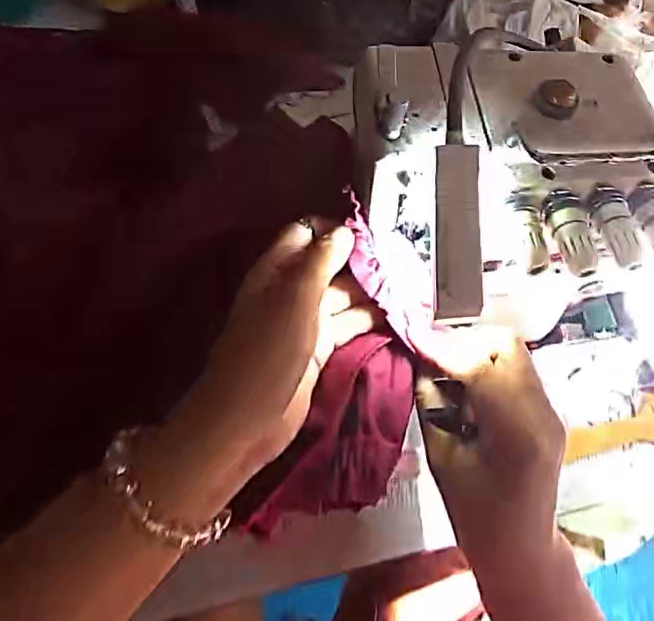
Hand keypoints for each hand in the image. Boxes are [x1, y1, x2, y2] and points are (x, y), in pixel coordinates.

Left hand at [141, 219, 374, 510]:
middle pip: (331, 263)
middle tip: (401, 261)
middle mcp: (291, 290)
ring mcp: (306, 320)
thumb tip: (346, 232)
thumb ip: (321, 260)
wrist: (245, 423)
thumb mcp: (296, 299)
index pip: (308, 232)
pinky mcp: (319, 348)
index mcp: (278, 270)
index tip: (371, 235)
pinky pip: (349, 324)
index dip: (336, 230)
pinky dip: (370, 318)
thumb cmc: (269, 352)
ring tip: (408, 286)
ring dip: (372, 291)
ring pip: (344, 295)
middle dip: (363, 261)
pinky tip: (396, 315)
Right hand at [415, 327, 567, 566]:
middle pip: (504, 345)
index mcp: (518, 433)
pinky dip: (490, 363)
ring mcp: (551, 406)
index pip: (481, 368)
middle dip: (464, 341)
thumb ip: (432, 403)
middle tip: (431, 353)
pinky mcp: (548, 405)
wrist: (521, 548)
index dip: (444, 347)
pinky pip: (517, 366)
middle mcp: (543, 410)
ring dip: (476, 349)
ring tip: (448, 368)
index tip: (414, 332)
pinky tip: (469, 382)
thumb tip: (418, 357)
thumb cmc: (476, 519)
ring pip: (512, 350)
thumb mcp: (442, 462)